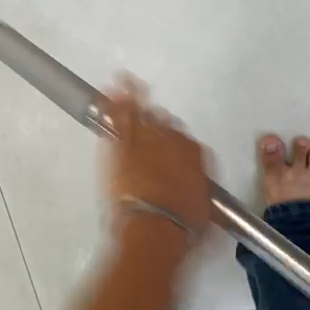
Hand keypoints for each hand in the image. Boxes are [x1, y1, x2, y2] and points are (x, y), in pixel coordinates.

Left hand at [102, 77, 211, 242]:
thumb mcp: (201, 211)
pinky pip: (118, 117)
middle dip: (154, 122)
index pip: (185, 141)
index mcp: (196, 156)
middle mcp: (172, 142)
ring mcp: (144, 140)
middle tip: (145, 123)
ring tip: (122, 81)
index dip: (173, 142)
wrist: (154, 228)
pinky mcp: (121, 146)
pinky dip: (112, 103)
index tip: (165, 147)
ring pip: (139, 112)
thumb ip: (195, 193)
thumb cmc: (181, 227)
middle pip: (163, 124)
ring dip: (132, 96)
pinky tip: (107, 91)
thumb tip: (194, 197)